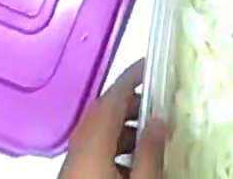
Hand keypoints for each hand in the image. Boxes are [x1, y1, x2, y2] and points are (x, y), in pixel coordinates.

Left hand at [59, 60, 167, 178]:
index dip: (133, 76)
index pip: (113, 95)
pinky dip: (114, 145)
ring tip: (151, 136)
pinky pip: (94, 148)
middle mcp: (78, 141)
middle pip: (106, 110)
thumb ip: (150, 150)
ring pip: (100, 130)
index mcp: (93, 137)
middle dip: (131, 103)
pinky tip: (133, 162)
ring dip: (124, 127)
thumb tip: (160, 118)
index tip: (151, 64)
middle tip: (158, 104)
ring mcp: (72, 160)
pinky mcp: (73, 175)